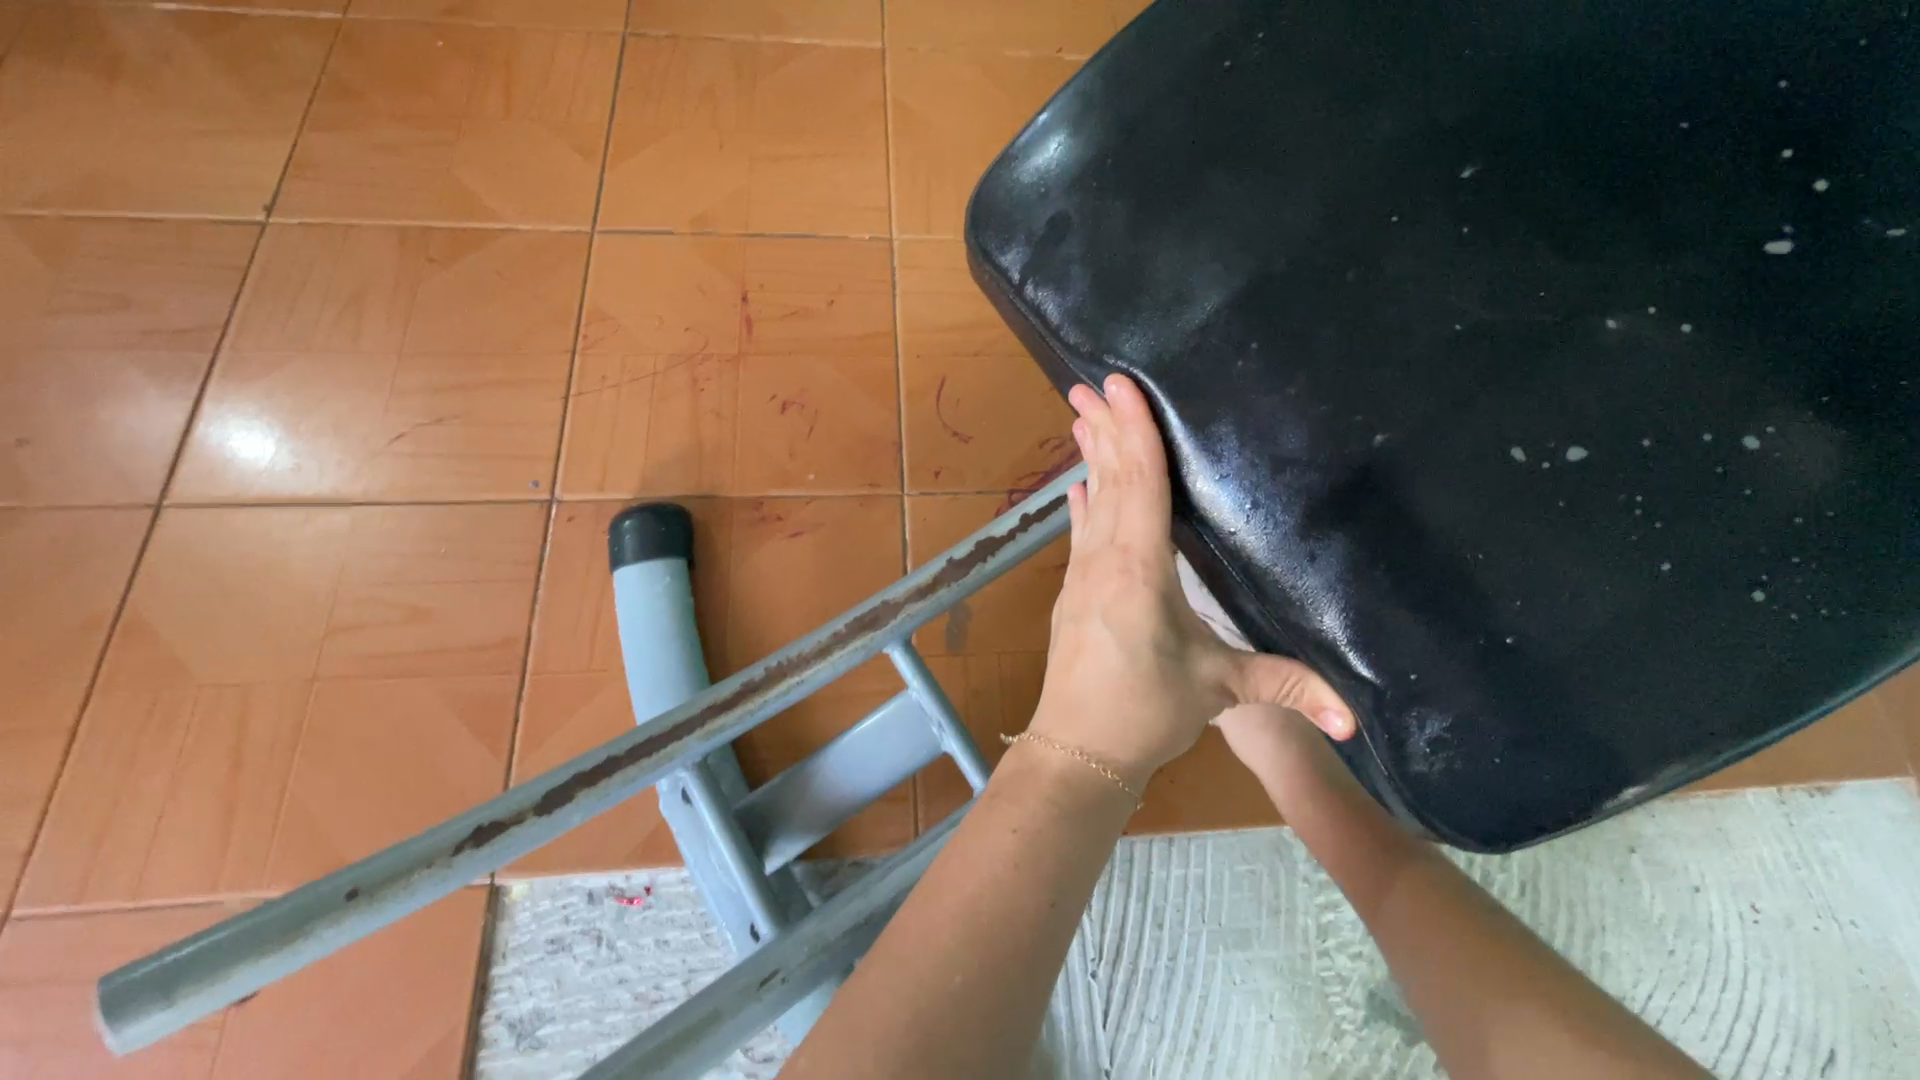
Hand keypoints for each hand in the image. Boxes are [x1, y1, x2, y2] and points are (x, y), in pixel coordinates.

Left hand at [1028, 373, 1355, 787]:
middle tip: (1091, 382)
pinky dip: (1083, 504)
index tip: (1120, 387)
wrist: (1076, 750)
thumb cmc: (1144, 714)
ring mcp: (1082, 576)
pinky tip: (1079, 487)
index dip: (1134, 432)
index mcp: (1138, 569)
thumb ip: (1286, 688)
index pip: (1140, 485)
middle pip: (1109, 480)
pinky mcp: (1073, 594)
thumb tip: (1356, 718)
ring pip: (1091, 502)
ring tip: (1083, 414)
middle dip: (1104, 428)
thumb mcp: (1218, 690)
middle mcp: (1103, 561)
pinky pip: (1081, 534)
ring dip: (1091, 457)